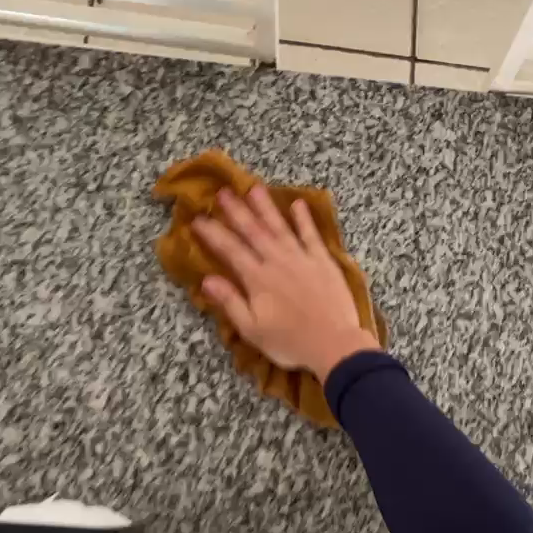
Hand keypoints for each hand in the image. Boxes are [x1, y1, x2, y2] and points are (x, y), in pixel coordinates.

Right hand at [193, 186, 381, 378]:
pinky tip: (297, 204)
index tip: (198, 219)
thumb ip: (230, 301)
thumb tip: (207, 279)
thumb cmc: (290, 343)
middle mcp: (277, 261)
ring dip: (266, 206)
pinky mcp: (324, 261)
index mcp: (258, 279)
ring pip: (280, 226)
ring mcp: (302, 258)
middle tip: (222, 192)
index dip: (213, 233)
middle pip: (253, 231)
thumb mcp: (252, 329)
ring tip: (254, 187)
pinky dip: (304, 219)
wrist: (335, 344)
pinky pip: (311, 234)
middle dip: (236, 211)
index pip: (230, 250)